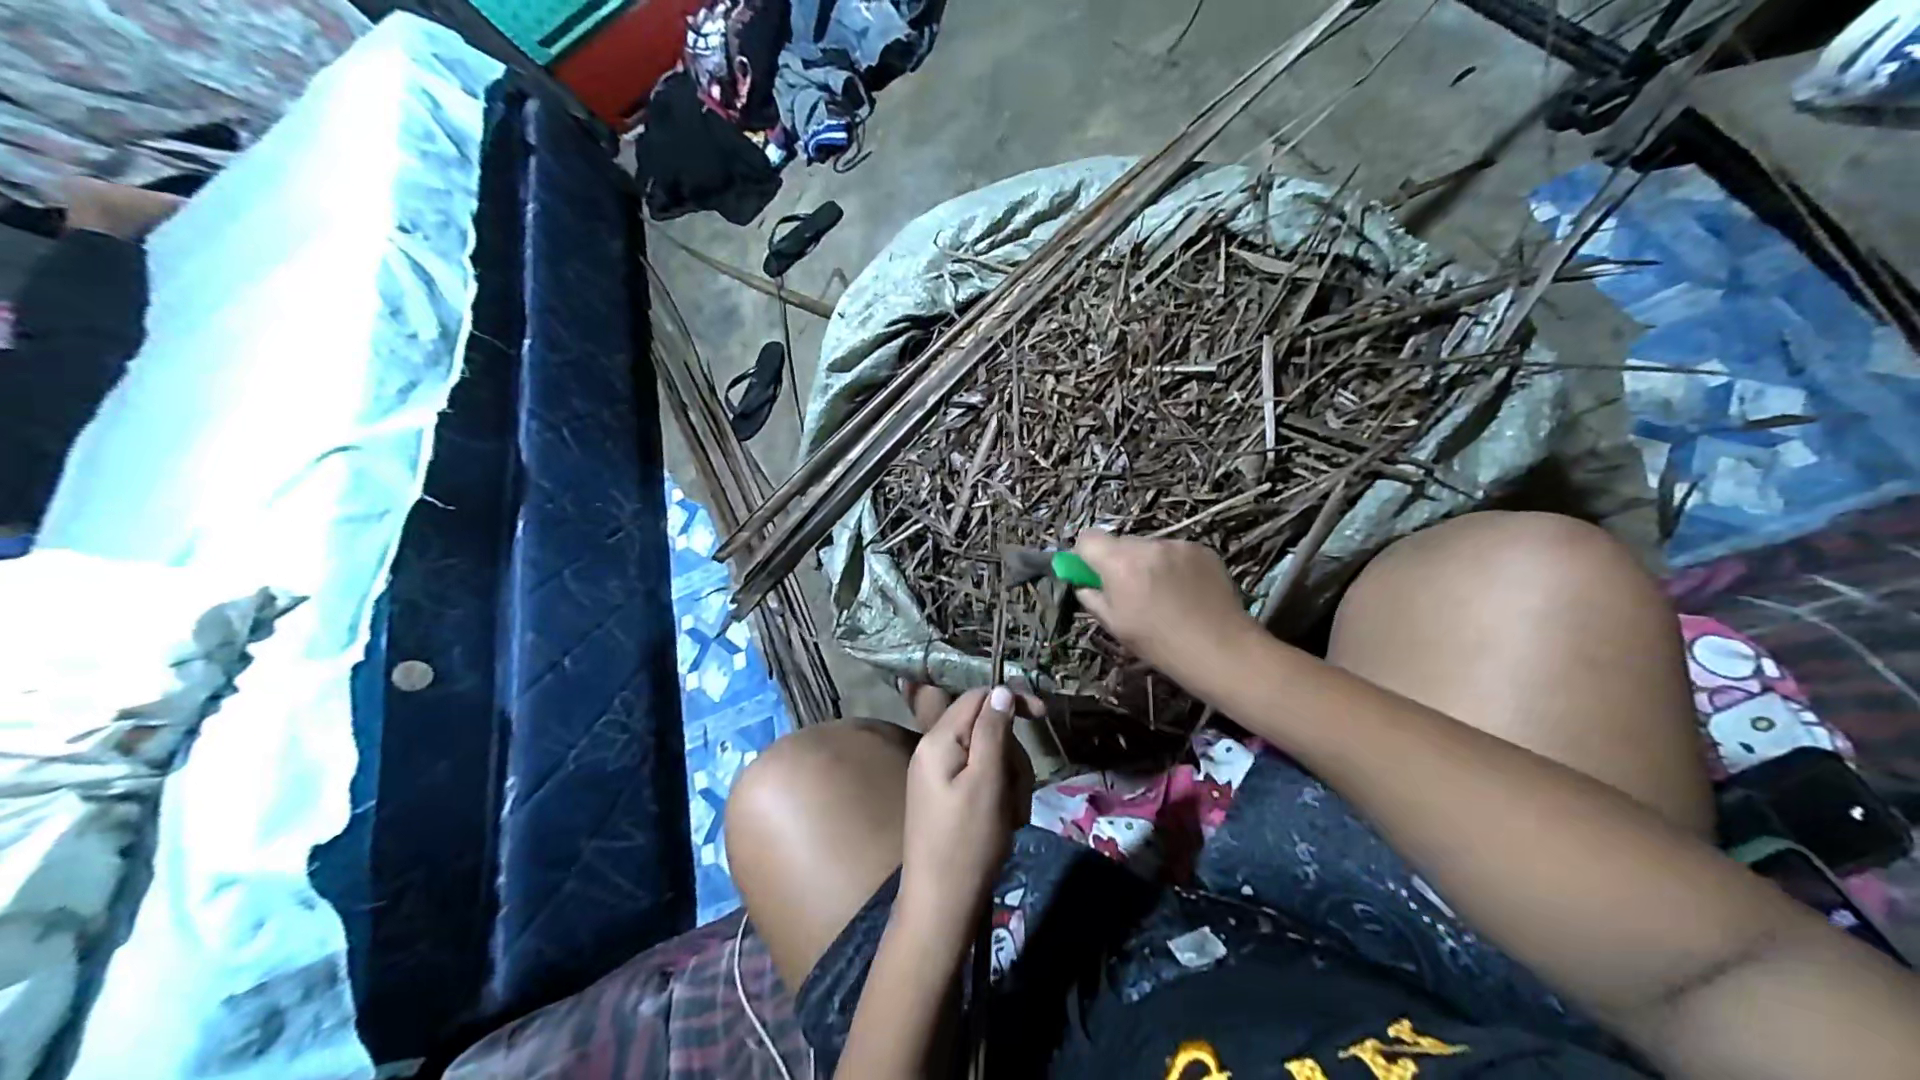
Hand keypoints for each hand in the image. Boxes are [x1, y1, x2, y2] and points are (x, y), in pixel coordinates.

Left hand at [900, 686, 1033, 927]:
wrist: (942, 904)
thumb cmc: (967, 842)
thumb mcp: (987, 782)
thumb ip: (993, 732)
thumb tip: (1001, 690)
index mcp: (937, 740)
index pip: (977, 698)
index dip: (1011, 701)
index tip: (1043, 716)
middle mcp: (934, 750)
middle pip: (987, 729)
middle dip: (1011, 756)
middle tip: (1015, 792)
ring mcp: (940, 775)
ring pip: (991, 757)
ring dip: (1010, 781)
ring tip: (1010, 815)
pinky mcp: (949, 797)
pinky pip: (983, 781)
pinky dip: (1000, 797)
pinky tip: (1004, 823)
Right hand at [1070, 529, 1259, 681]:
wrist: (1220, 648)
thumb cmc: (1159, 643)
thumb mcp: (1115, 626)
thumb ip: (1093, 598)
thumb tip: (1085, 585)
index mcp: (1119, 564)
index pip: (1088, 539)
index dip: (1086, 555)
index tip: (1093, 574)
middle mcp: (1148, 545)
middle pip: (1120, 542)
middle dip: (1119, 561)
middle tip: (1130, 590)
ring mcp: (1178, 544)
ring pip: (1150, 547)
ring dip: (1148, 563)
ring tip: (1163, 594)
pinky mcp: (1202, 549)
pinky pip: (1175, 551)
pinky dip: (1173, 565)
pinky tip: (1185, 591)